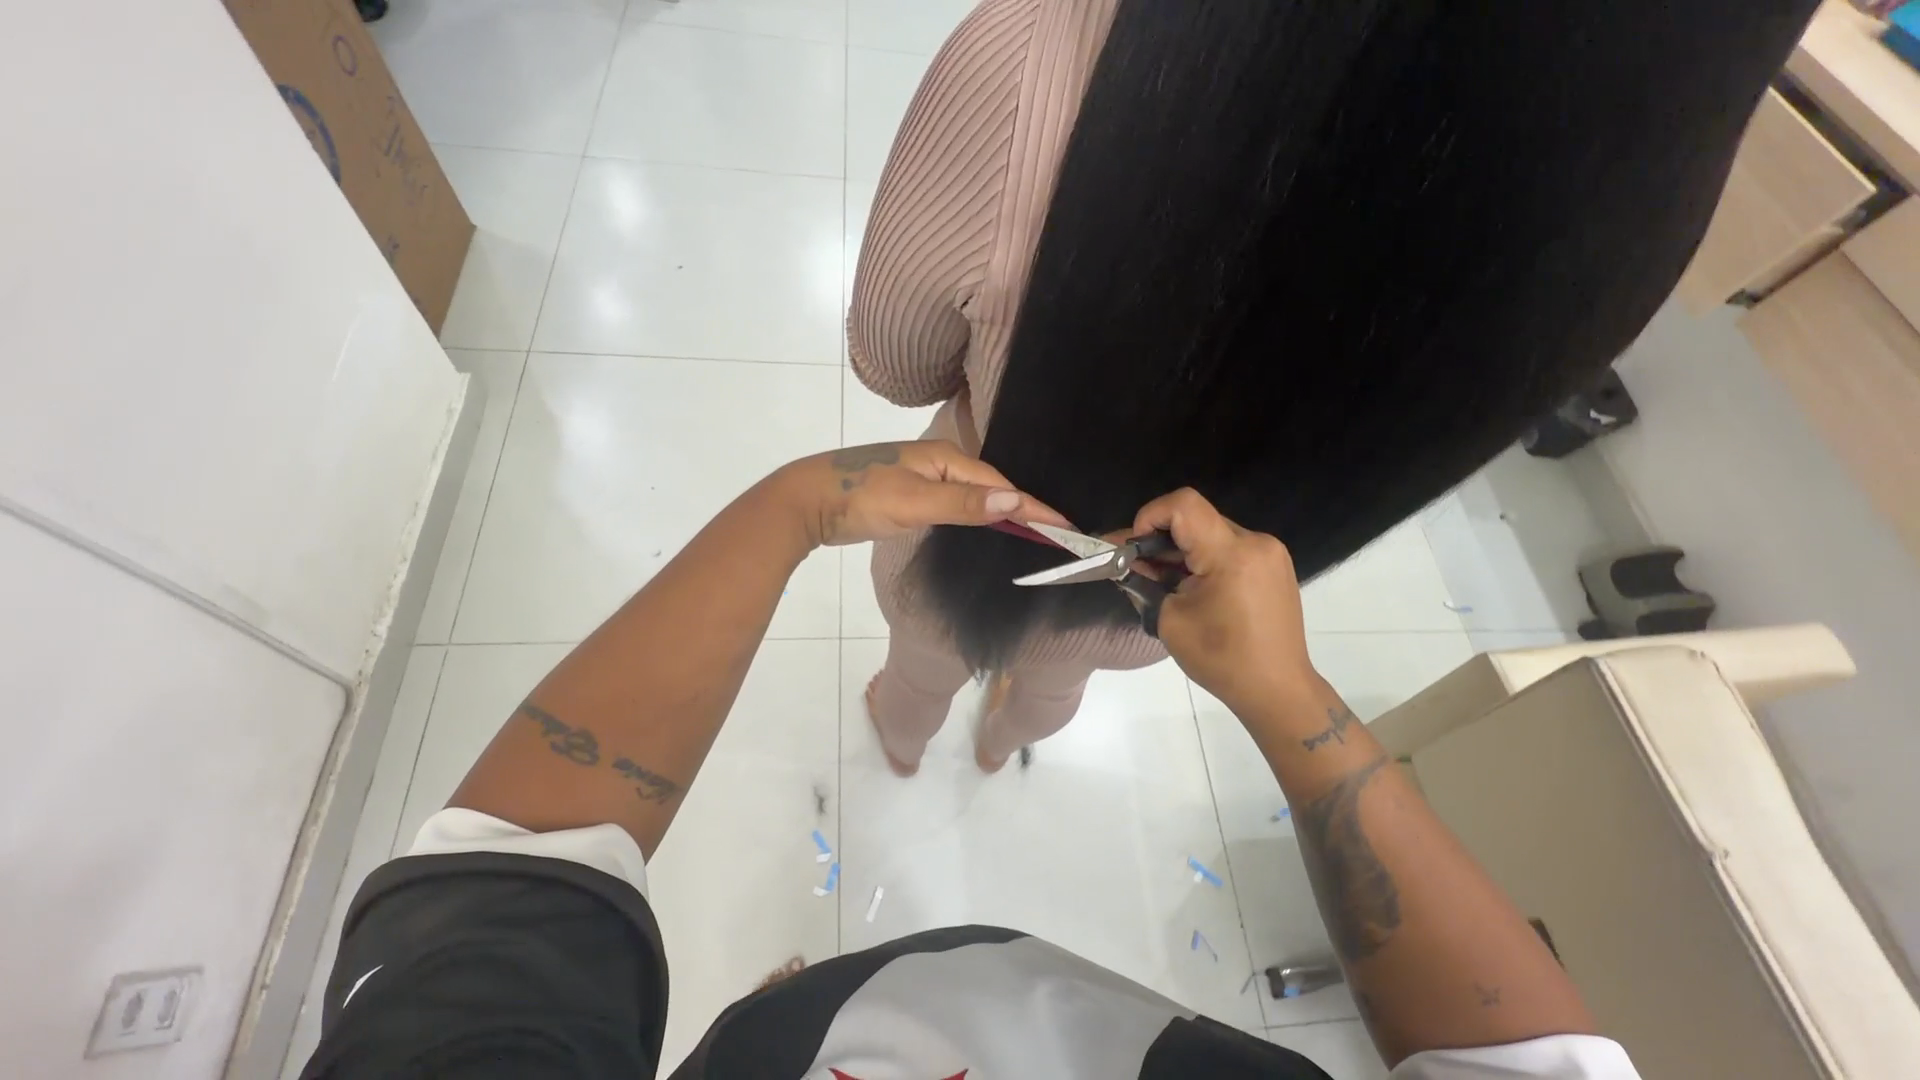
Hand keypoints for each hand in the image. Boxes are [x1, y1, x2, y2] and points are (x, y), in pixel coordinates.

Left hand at [775, 440, 1068, 547]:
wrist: (808, 500)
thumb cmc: (862, 498)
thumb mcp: (915, 502)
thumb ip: (964, 505)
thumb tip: (1014, 502)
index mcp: (945, 458)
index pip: (1000, 485)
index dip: (1032, 506)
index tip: (1065, 526)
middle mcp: (939, 462)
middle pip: (990, 487)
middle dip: (1023, 507)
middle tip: (1056, 533)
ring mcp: (923, 477)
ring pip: (973, 495)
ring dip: (1000, 512)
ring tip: (1030, 532)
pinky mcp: (909, 495)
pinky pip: (955, 503)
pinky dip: (976, 516)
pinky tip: (983, 528)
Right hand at [1131, 488, 1321, 718]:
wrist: (1277, 690)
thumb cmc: (1221, 660)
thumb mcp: (1169, 620)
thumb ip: (1146, 582)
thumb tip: (1130, 563)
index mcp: (1232, 554)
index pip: (1183, 505)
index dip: (1149, 516)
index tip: (1135, 548)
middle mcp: (1256, 543)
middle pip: (1196, 518)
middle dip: (1161, 538)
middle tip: (1138, 568)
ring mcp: (1270, 553)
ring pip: (1211, 532)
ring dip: (1183, 550)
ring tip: (1165, 582)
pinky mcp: (1274, 566)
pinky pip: (1230, 547)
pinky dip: (1204, 559)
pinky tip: (1194, 588)